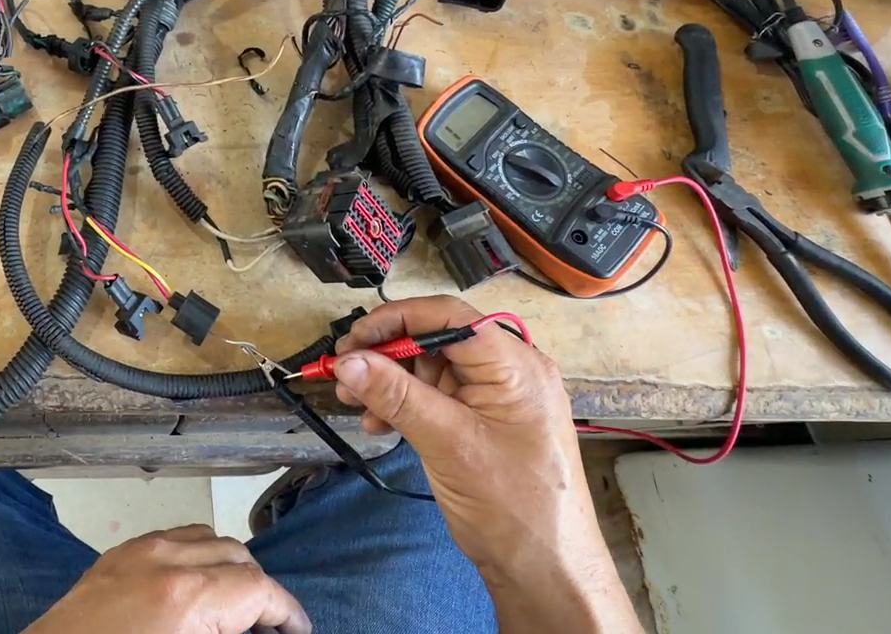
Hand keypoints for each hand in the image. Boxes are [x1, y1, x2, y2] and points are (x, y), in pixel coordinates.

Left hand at [24, 525, 310, 633]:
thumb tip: (258, 626)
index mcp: (186, 597)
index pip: (257, 589)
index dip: (288, 612)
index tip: (300, 630)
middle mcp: (164, 560)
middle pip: (236, 555)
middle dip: (260, 589)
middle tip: (269, 626)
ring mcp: (136, 551)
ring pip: (205, 537)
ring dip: (227, 566)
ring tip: (235, 605)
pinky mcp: (116, 555)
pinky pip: (170, 538)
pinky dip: (194, 555)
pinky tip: (194, 588)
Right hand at [332, 296, 638, 632]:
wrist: (546, 575)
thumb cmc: (513, 507)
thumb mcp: (448, 444)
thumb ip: (396, 396)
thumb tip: (347, 361)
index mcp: (515, 365)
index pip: (447, 315)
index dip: (395, 319)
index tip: (354, 341)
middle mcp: (507, 370)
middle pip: (434, 338)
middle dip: (385, 353)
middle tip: (345, 370)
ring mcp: (495, 395)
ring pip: (428, 367)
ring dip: (387, 380)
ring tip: (354, 401)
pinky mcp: (481, 419)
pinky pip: (433, 394)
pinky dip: (402, 403)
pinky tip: (378, 423)